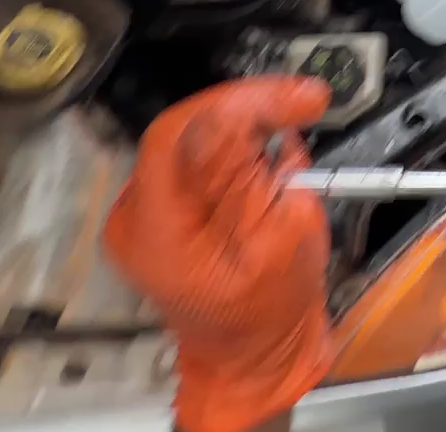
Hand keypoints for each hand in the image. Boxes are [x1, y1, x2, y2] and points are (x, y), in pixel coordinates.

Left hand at [102, 79, 336, 431]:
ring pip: (198, 131)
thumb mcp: (278, 241)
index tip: (301, 99)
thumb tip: (237, 118)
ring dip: (252, 119)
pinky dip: (245, 139)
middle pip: (188, 126)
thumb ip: (251, 179)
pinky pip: (204, 149)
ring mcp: (150, 207)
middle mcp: (139, 213)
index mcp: (156, 229)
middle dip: (251, 105)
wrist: (257, 347)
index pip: (184, 134)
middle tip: (306, 100)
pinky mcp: (171, 202)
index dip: (244, 103)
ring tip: (296, 124)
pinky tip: (275, 149)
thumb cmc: (271, 307)